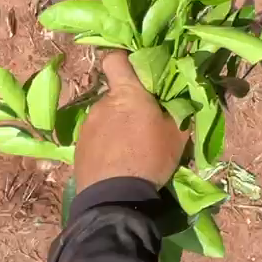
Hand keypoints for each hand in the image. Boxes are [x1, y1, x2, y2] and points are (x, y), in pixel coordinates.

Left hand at [73, 50, 188, 191]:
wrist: (114, 202)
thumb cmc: (150, 158)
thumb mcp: (177, 132)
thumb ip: (177, 107)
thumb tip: (182, 94)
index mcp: (127, 93)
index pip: (115, 59)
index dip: (124, 60)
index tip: (138, 69)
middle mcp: (103, 104)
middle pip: (116, 92)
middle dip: (128, 102)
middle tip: (145, 120)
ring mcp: (87, 126)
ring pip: (106, 115)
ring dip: (117, 122)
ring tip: (130, 145)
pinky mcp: (78, 148)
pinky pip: (96, 134)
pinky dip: (106, 141)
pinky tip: (117, 159)